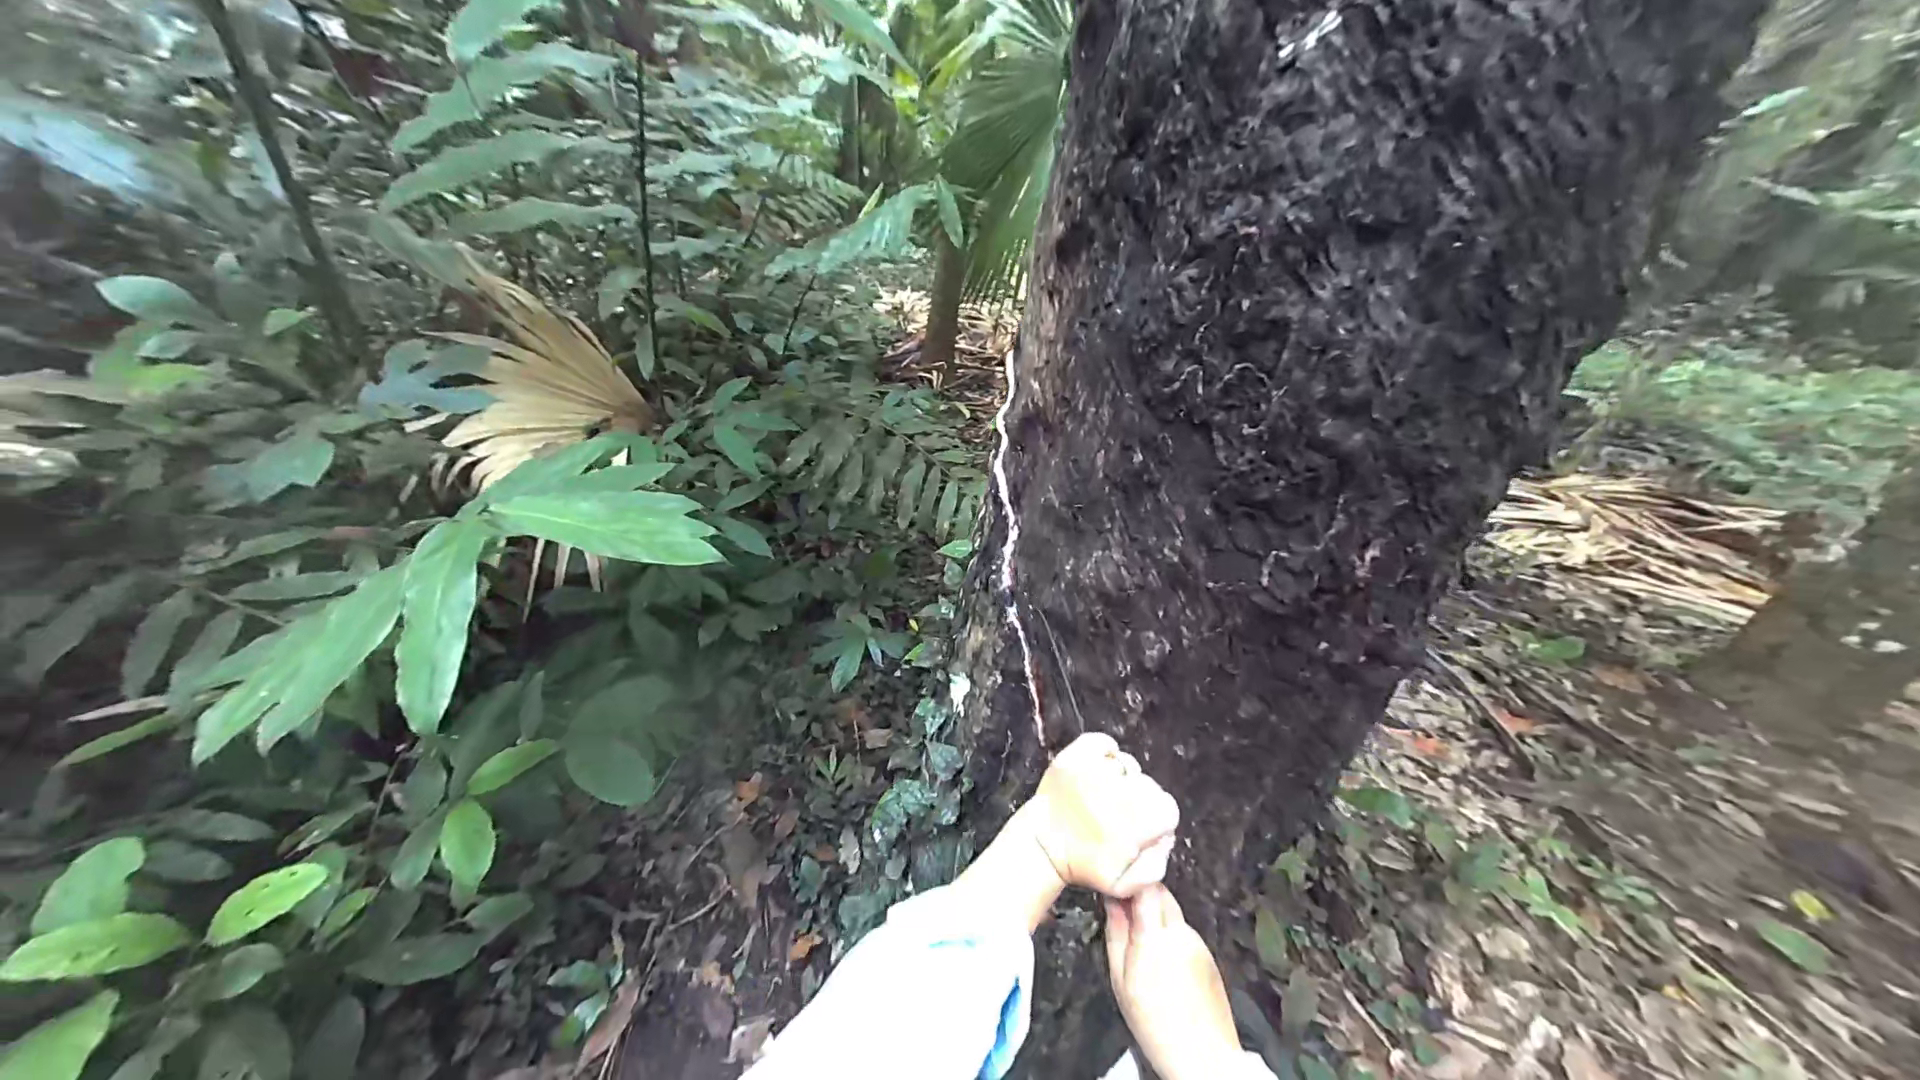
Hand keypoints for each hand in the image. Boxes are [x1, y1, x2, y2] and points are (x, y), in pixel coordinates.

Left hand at [1025, 733, 1179, 897]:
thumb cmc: (1086, 866)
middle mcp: (1119, 792)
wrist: (1043, 847)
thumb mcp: (1127, 884)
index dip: (1156, 819)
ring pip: (1125, 764)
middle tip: (1117, 814)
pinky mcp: (1074, 758)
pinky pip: (1100, 742)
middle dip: (1138, 799)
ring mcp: (1094, 771)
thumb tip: (1164, 837)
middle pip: (1147, 784)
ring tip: (1102, 796)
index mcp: (1137, 823)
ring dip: (1119, 777)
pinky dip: (1103, 749)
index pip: (1167, 808)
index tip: (1140, 827)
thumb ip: (1156, 864)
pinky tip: (1097, 768)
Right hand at [1104, 885, 1242, 1079]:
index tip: (1116, 884)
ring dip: (1156, 915)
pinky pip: (1184, 931)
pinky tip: (1164, 962)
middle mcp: (1180, 932)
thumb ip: (1115, 932)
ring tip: (1142, 944)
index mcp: (1154, 936)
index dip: (1130, 878)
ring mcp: (1197, 942)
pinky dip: (1170, 935)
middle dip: (1141, 894)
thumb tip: (1110, 901)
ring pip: (1172, 911)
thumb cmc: (1156, 1025)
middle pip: (1160, 892)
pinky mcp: (1208, 954)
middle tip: (1123, 912)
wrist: (1204, 1059)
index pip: (1145, 884)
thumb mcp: (1120, 979)